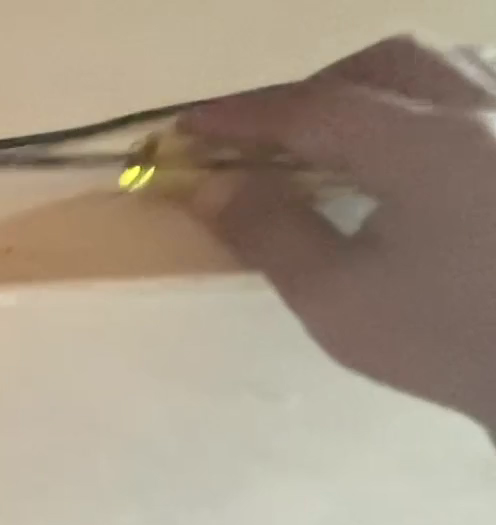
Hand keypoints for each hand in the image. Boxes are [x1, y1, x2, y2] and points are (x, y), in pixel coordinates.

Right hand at [182, 36, 495, 428]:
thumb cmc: (442, 335)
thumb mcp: (332, 293)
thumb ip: (268, 230)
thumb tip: (207, 186)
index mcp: (431, 147)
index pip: (314, 109)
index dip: (240, 115)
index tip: (182, 128)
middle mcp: (490, 110)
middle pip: (385, 66)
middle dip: (306, 96)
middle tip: (253, 145)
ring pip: (438, 69)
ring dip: (363, 97)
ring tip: (317, 149)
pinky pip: (472, 93)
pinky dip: (412, 108)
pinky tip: (389, 156)